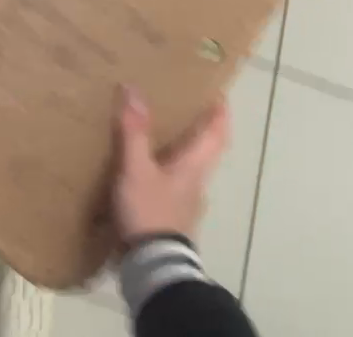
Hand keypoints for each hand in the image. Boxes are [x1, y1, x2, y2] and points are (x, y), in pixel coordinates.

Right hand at [111, 88, 229, 244]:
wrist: (152, 263)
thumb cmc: (150, 211)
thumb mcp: (137, 169)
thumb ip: (135, 132)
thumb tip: (133, 89)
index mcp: (193, 166)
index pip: (215, 135)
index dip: (219, 115)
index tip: (219, 94)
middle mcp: (194, 180)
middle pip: (204, 149)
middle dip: (199, 126)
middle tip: (183, 102)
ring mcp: (183, 198)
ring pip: (188, 164)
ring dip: (180, 144)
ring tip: (158, 126)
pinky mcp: (168, 211)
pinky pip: (170, 178)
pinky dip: (163, 163)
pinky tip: (143, 162)